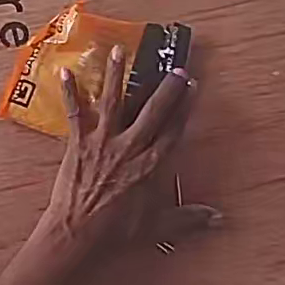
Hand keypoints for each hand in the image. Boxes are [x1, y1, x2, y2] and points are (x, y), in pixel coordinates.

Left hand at [43, 45, 218, 258]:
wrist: (78, 232)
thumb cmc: (117, 231)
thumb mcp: (157, 226)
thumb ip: (188, 218)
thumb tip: (218, 218)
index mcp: (151, 165)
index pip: (173, 129)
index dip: (184, 107)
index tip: (193, 87)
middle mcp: (129, 147)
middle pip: (152, 111)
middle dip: (166, 88)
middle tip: (176, 67)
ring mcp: (102, 142)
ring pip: (113, 102)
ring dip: (116, 75)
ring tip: (118, 52)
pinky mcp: (78, 143)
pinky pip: (74, 113)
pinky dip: (70, 93)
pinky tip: (66, 73)